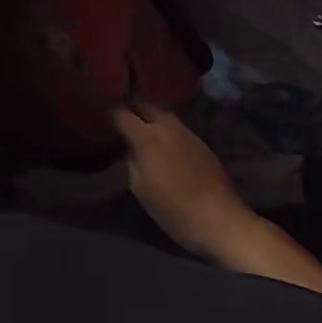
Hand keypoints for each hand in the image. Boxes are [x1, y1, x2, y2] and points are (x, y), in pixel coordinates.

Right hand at [114, 104, 255, 259]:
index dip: (109, 110)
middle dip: (129, 103)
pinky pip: (175, 124)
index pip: (121, 112)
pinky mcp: (200, 141)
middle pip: (143, 102)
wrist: (222, 220)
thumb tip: (130, 148)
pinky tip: (161, 138)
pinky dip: (163, 125)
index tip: (100, 112)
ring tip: (138, 122)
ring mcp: (186, 131)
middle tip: (119, 112)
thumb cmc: (175, 210)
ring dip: (147, 112)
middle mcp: (166, 126)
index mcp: (147, 137)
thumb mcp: (140, 189)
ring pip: (161, 111)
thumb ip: (131, 161)